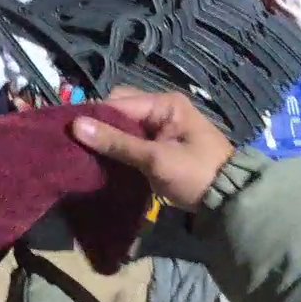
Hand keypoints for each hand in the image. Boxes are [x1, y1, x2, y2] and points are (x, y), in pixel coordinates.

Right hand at [70, 88, 233, 207]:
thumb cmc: (195, 174)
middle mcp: (161, 108)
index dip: (94, 116)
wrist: (230, 199)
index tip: (70, 134)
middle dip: (100, 126)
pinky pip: (130, 138)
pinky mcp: (158, 143)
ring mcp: (160, 126)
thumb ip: (116, 142)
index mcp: (165, 104)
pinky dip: (117, 147)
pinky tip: (104, 160)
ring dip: (107, 138)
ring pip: (122, 125)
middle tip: (79, 147)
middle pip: (118, 110)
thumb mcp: (155, 159)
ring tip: (87, 154)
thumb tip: (75, 126)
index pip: (118, 102)